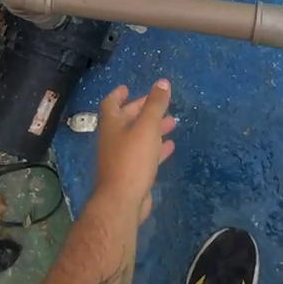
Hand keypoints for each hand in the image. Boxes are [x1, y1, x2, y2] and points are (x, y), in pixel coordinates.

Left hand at [92, 80, 177, 220]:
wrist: (123, 201)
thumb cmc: (132, 159)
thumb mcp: (147, 127)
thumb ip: (155, 105)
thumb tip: (162, 82)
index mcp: (111, 125)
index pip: (111, 104)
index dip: (118, 94)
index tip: (127, 88)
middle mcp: (113, 140)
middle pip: (127, 120)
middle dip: (142, 111)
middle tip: (159, 104)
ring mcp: (121, 158)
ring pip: (138, 138)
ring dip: (153, 129)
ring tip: (172, 122)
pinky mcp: (132, 175)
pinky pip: (145, 156)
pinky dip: (157, 149)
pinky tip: (170, 146)